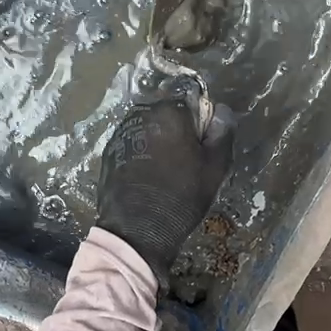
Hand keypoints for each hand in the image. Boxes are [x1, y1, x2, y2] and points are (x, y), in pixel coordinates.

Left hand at [95, 94, 234, 282]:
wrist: (137, 228)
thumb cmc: (181, 196)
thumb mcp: (214, 167)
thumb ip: (222, 133)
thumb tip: (222, 110)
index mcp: (169, 111)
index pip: (190, 102)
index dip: (199, 123)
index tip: (201, 146)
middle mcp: (141, 113)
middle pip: (166, 113)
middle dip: (176, 130)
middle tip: (184, 160)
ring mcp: (121, 131)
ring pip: (148, 128)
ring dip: (157, 140)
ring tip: (163, 170)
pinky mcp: (108, 150)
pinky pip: (132, 143)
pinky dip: (140, 152)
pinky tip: (145, 176)